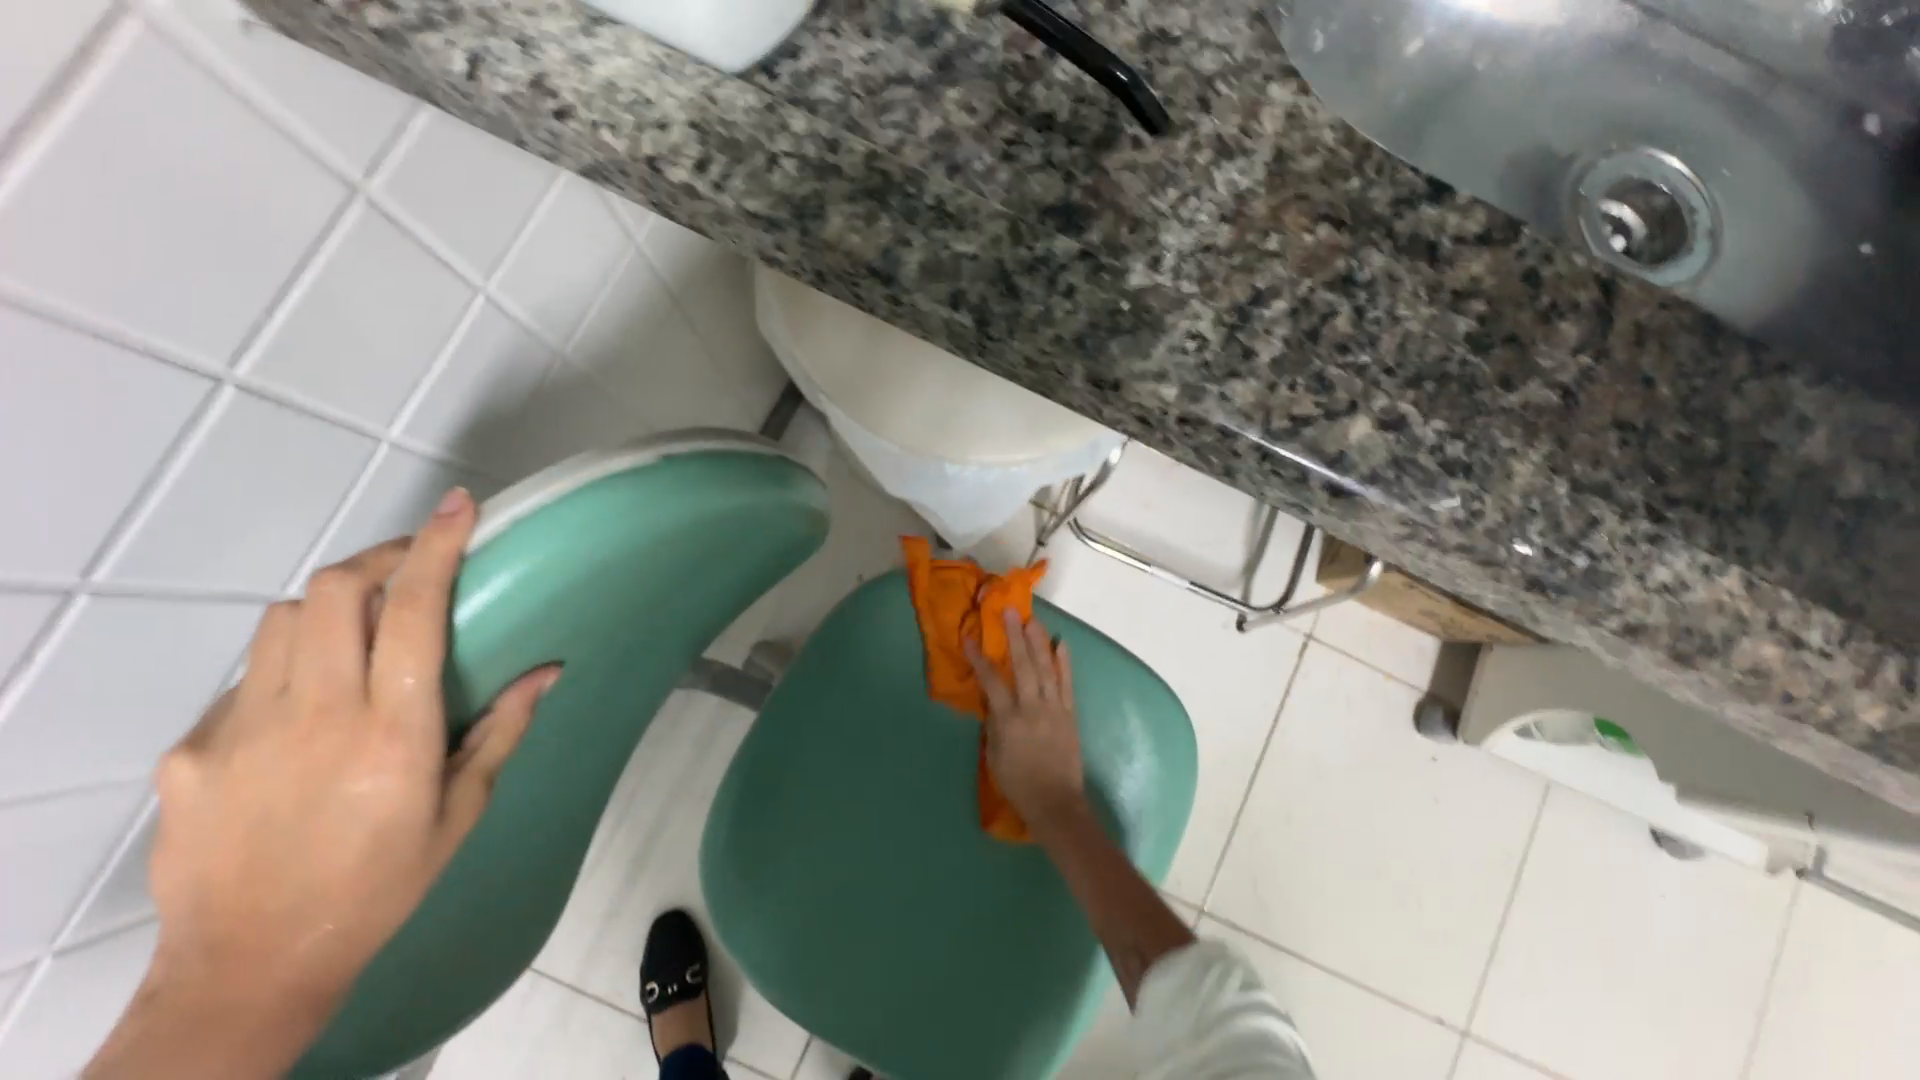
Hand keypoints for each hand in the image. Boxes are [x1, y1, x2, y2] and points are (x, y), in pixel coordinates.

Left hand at [97, 488, 557, 1074]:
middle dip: (378, 560)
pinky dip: (286, 671)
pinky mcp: (190, 750)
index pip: (411, 610)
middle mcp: (313, 715)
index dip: (436, 546)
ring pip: (280, 621)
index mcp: (390, 733)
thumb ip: (500, 733)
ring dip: (328, 607)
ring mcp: (239, 729)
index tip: (460, 506)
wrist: (250, 964)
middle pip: (331, 591)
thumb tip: (548, 670)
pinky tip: (302, 719)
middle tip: (411, 569)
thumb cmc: (380, 888)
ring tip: (359, 635)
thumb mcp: (460, 816)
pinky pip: (246, 680)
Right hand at [966, 608, 1085, 828]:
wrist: (1056, 803)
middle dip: (1015, 636)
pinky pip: (1067, 684)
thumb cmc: (1018, 784)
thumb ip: (994, 724)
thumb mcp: (994, 755)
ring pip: (1046, 668)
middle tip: (1010, 612)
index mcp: (1009, 720)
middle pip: (1023, 665)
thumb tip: (993, 700)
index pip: (992, 681)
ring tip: (1032, 620)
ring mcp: (1055, 709)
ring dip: (1039, 641)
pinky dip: (1065, 663)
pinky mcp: (1070, 715)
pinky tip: (1061, 644)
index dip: (980, 659)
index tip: (971, 637)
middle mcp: (1032, 708)